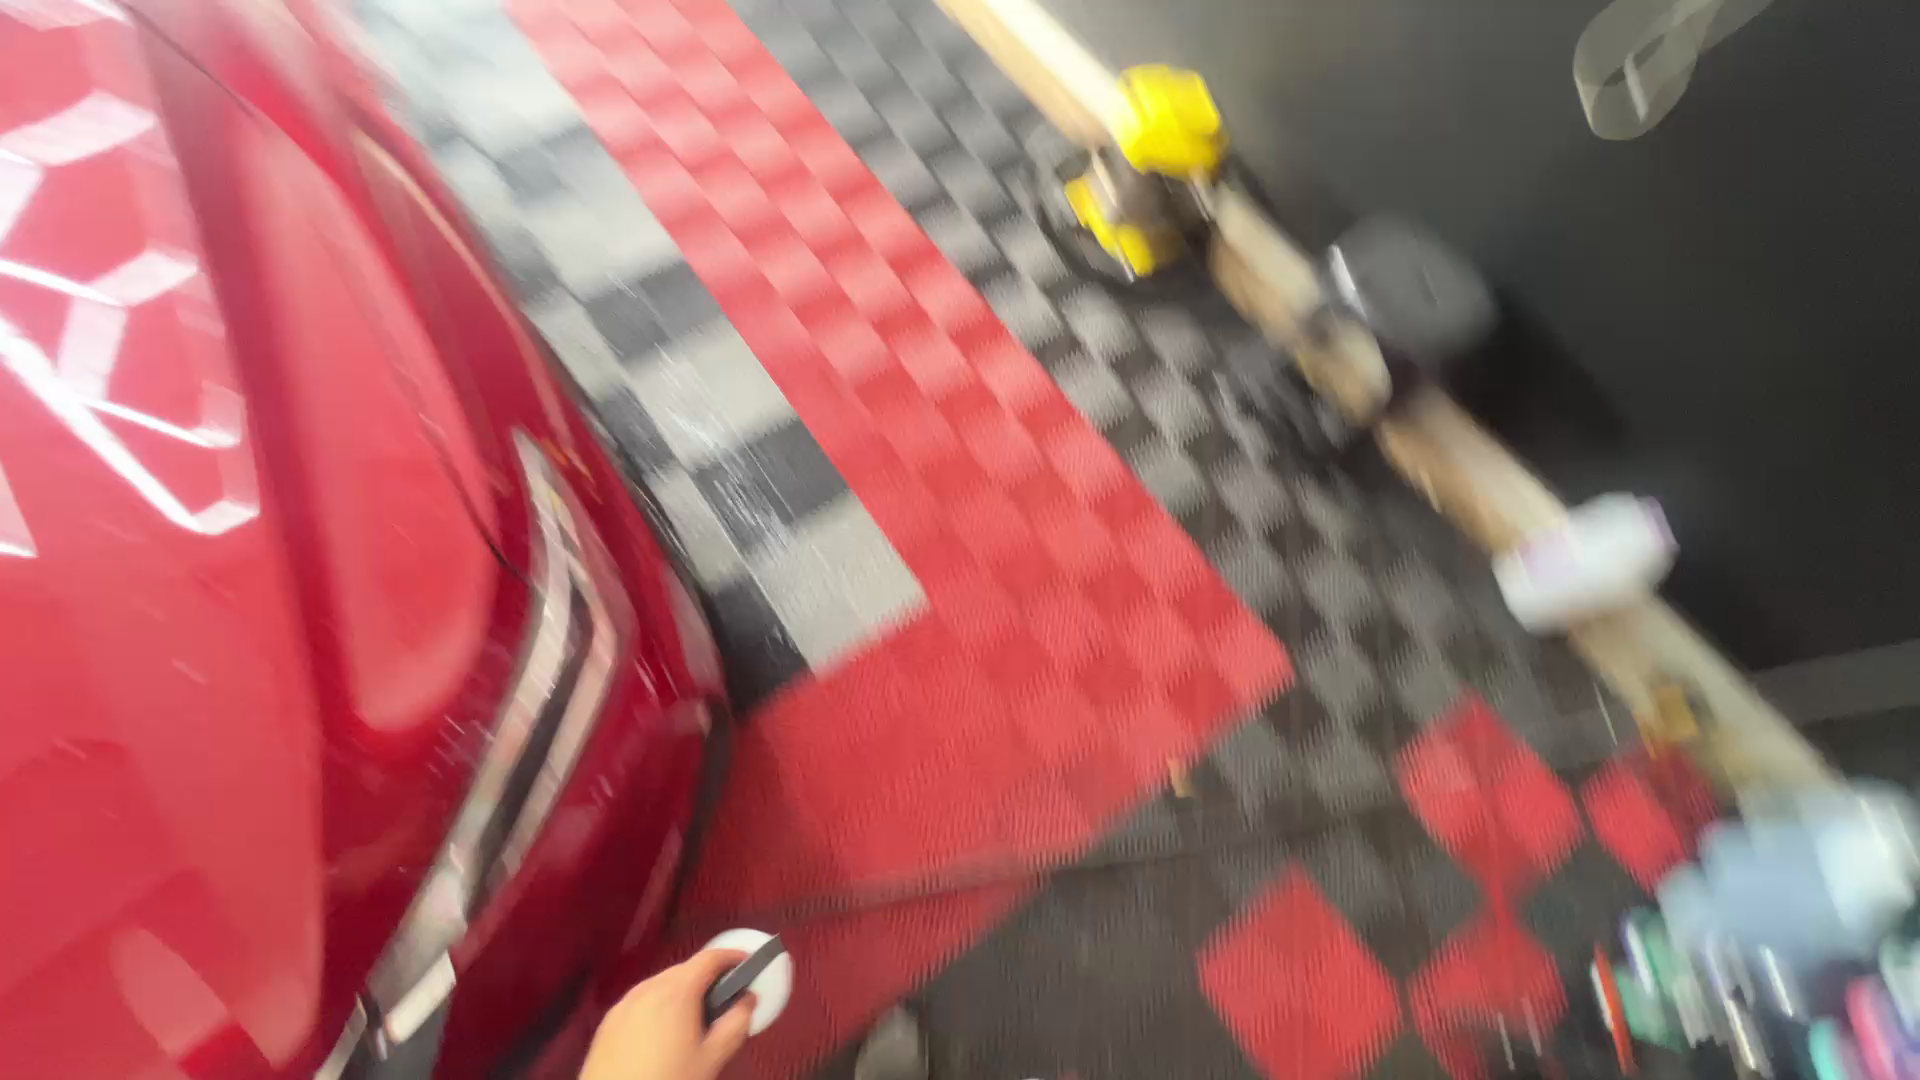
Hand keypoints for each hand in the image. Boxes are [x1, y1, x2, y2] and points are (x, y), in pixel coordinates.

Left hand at [580, 950, 755, 1079]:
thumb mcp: (710, 1060)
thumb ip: (736, 1025)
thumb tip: (748, 1000)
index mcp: (677, 991)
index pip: (710, 958)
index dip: (733, 957)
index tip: (748, 965)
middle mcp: (648, 988)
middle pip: (686, 969)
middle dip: (708, 978)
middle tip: (723, 1001)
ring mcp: (624, 1004)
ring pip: (662, 985)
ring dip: (682, 992)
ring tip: (692, 1022)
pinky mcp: (606, 1024)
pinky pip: (641, 1002)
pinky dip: (658, 1006)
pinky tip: (660, 1036)